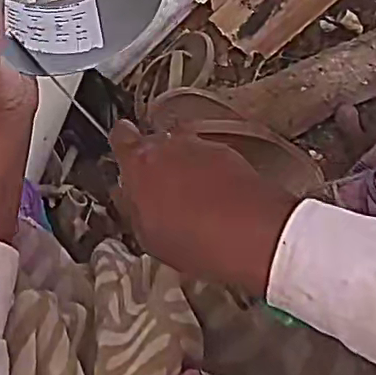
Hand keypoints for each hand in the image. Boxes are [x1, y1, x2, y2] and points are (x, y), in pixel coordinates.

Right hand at [111, 121, 300, 294]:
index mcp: (139, 161)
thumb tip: (125, 193)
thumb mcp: (147, 236)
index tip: (125, 162)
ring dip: (182, 167)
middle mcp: (167, 143)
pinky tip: (217, 202)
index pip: (119, 135)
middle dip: (154, 162)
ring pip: (181, 150)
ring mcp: (200, 145)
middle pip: (152, 143)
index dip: (121, 146)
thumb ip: (131, 206)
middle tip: (161, 193)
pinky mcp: (229, 152)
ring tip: (192, 201)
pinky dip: (209, 174)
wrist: (256, 234)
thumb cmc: (193, 239)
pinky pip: (208, 159)